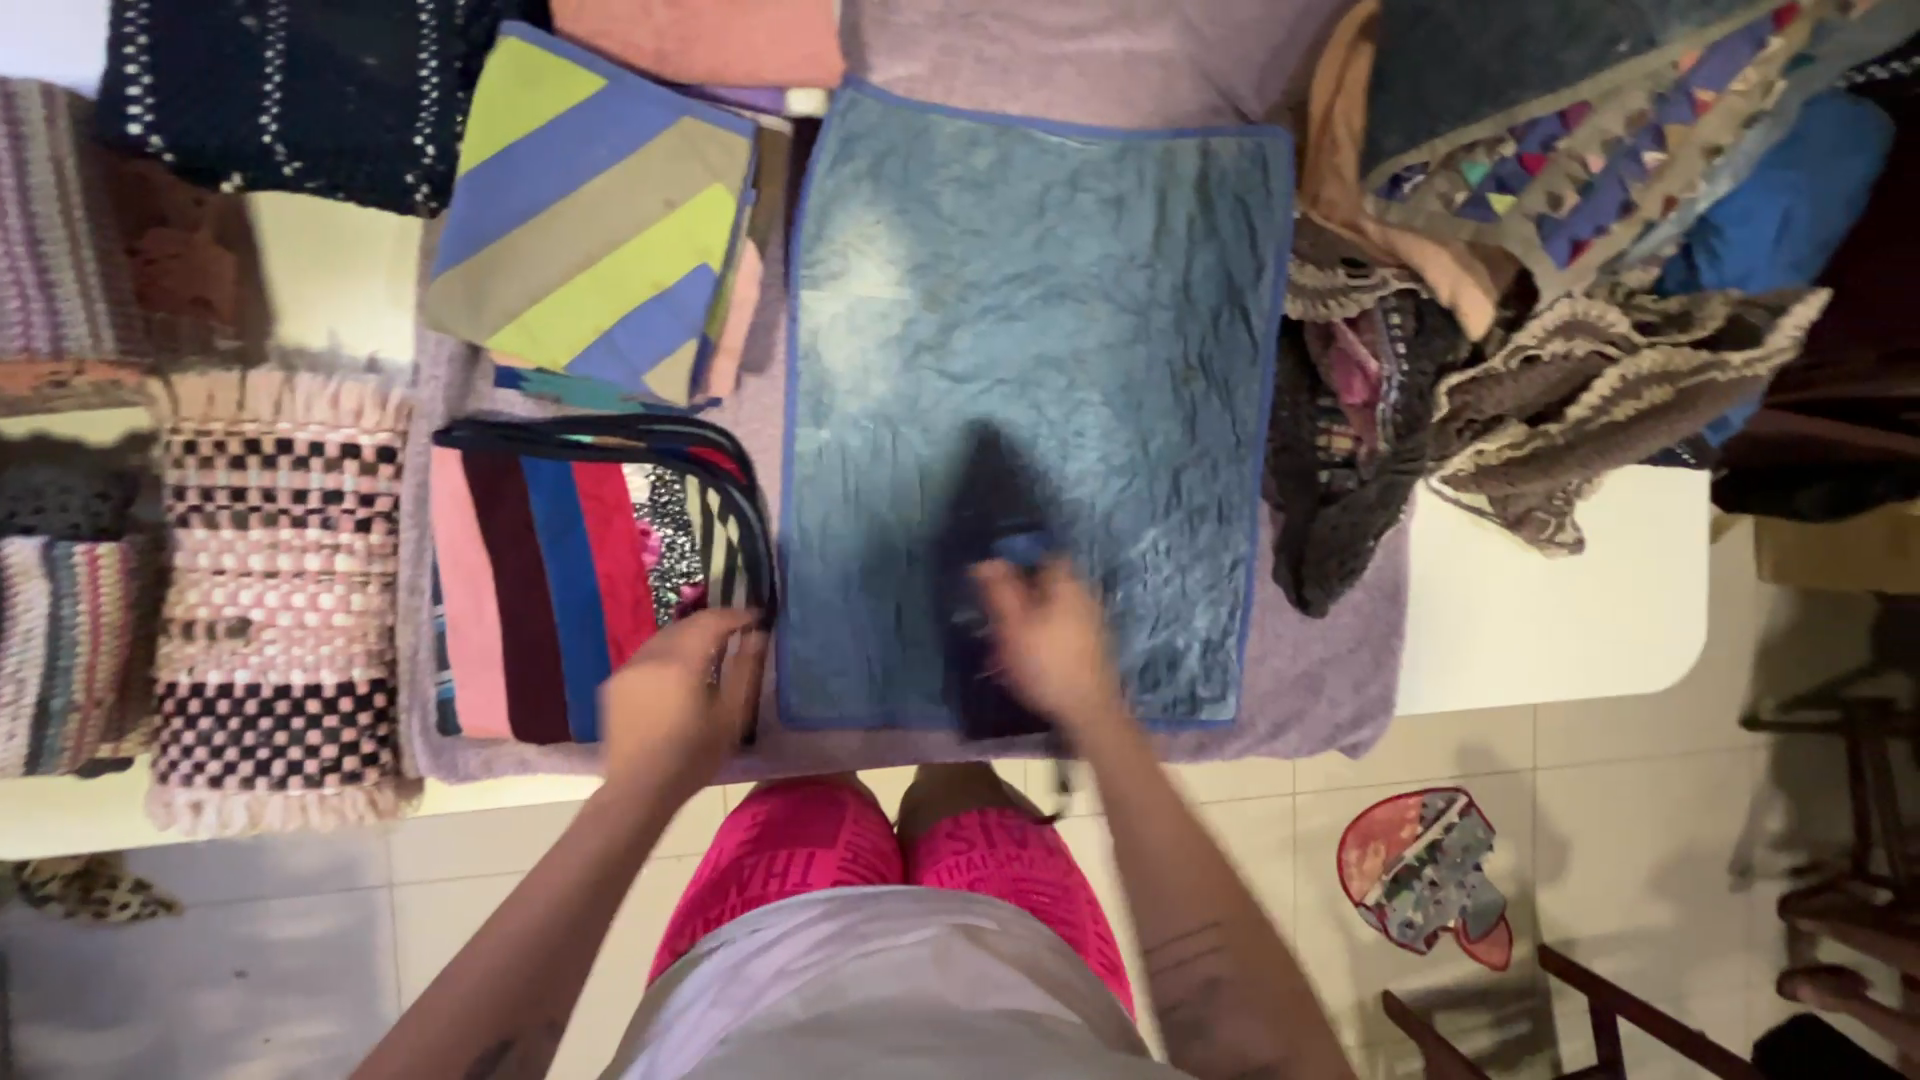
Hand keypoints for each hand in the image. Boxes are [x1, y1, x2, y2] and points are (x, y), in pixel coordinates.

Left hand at [597, 609, 766, 802]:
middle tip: (737, 631)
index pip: (712, 621)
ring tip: (710, 649)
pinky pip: (647, 655)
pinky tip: (679, 671)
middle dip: (713, 623)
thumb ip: (745, 669)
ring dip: (689, 636)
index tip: (756, 618)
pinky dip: (668, 653)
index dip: (737, 615)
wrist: (638, 790)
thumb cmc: (693, 756)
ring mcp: (627, 668)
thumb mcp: (730, 715)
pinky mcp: (613, 683)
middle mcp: (650, 656)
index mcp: (681, 662)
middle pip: (686, 624)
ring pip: (664, 637)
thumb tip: (757, 635)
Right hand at [970, 558, 1132, 743]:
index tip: (998, 578)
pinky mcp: (1094, 646)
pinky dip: (1043, 639)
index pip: (1045, 554)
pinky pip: (1061, 632)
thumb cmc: (1045, 664)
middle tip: (997, 616)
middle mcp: (1085, 595)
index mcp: (1067, 583)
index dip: (1020, 561)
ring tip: (1006, 646)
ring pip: (1052, 610)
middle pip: (1048, 584)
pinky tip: (1027, 660)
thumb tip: (986, 560)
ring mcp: (1093, 622)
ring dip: (1029, 622)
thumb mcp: (1012, 625)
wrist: (1088, 711)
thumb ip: (999, 590)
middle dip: (1021, 597)